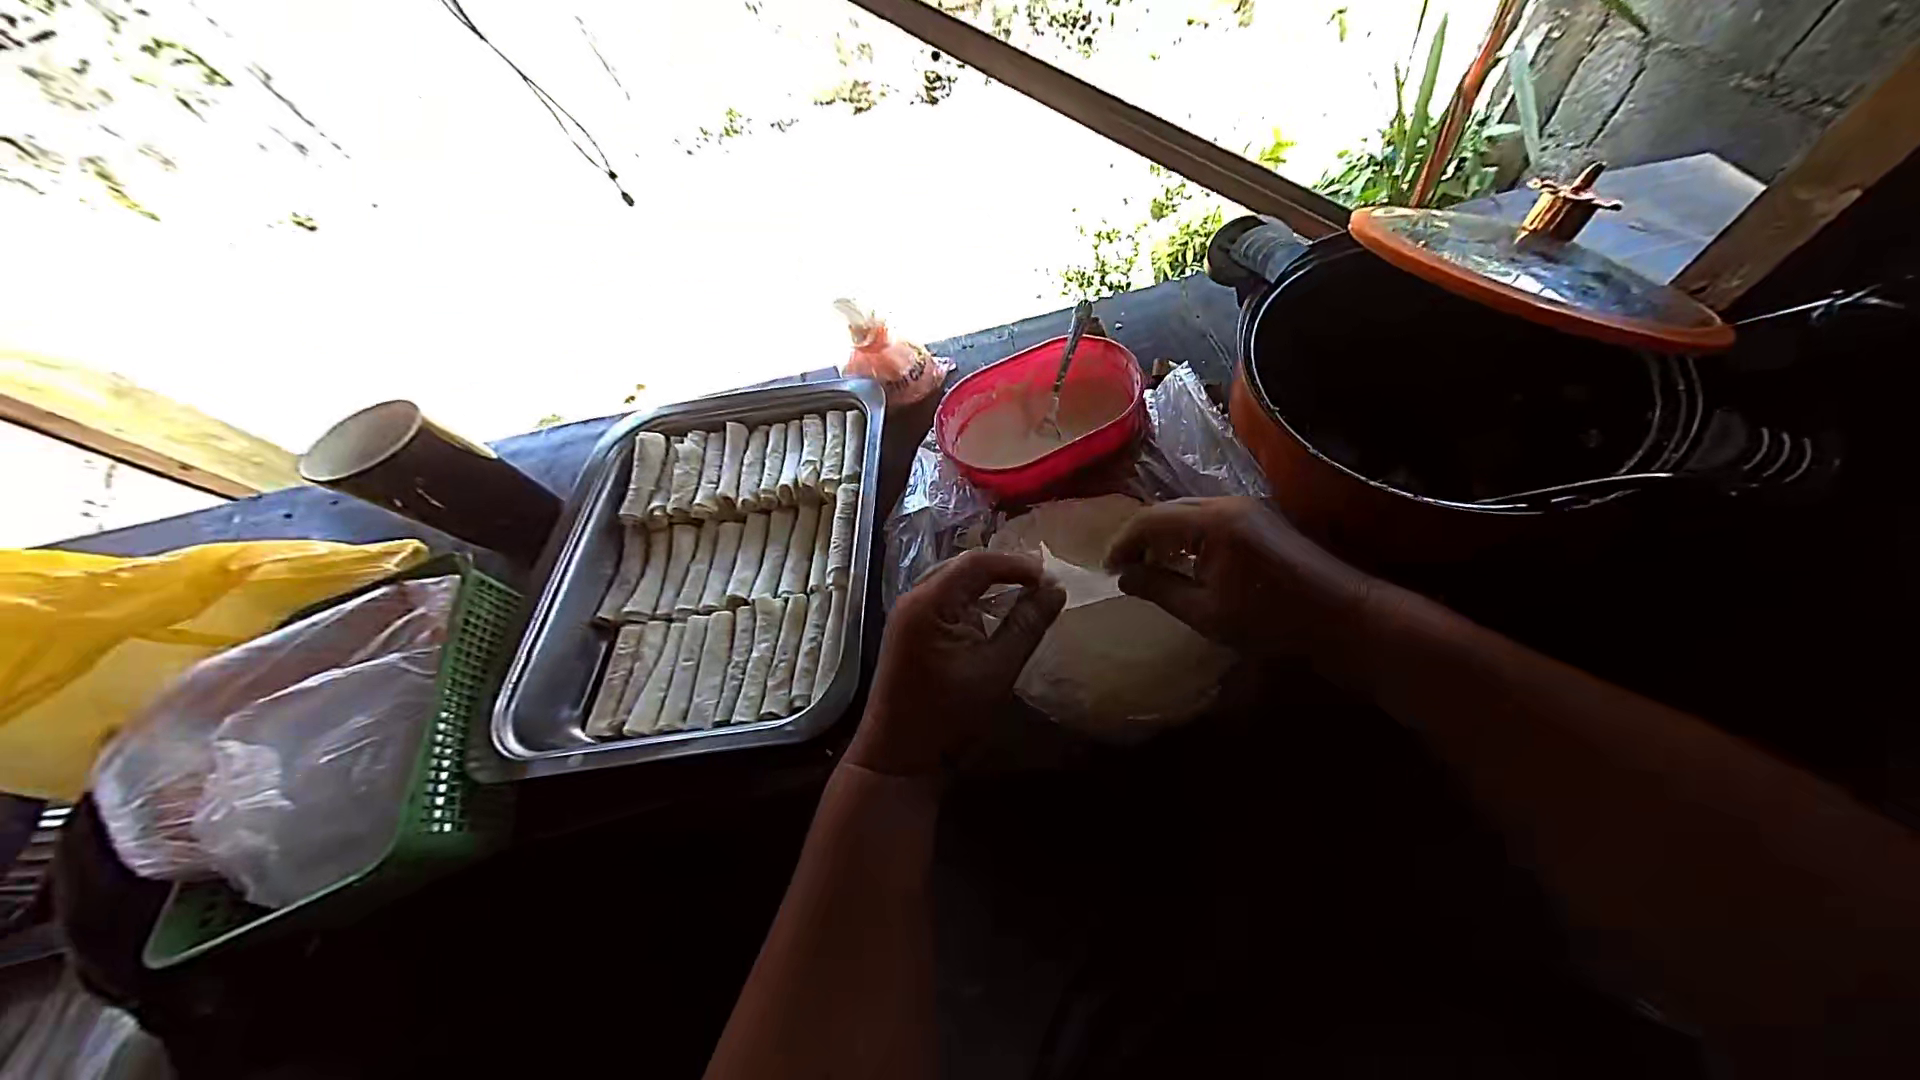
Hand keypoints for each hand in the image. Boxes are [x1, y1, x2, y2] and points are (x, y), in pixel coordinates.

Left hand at [847, 551, 1065, 778]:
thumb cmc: (948, 715)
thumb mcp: (997, 668)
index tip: (1050, 577)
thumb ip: (1027, 625)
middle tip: (1041, 583)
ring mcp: (906, 615)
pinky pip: (944, 602)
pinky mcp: (909, 632)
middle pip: (962, 567)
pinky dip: (971, 603)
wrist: (898, 757)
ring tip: (1025, 595)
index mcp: (929, 603)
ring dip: (988, 586)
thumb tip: (1055, 589)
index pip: (976, 562)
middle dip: (1003, 571)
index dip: (1016, 564)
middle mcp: (912, 599)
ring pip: (953, 583)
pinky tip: (994, 616)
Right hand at [1103, 496, 1379, 659]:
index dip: (1122, 543)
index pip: (1150, 520)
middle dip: (1140, 535)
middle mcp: (1228, 503)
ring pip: (1186, 511)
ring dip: (1162, 533)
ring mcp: (1247, 506)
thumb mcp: (1206, 612)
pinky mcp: (1258, 517)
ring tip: (1148, 564)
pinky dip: (1185, 534)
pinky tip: (1182, 559)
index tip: (1107, 569)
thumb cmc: (1272, 621)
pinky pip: (1207, 517)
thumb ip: (1159, 589)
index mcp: (1213, 523)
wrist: (1343, 617)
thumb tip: (1123, 577)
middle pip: (1167, 509)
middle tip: (1123, 566)